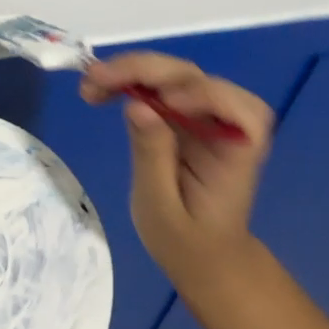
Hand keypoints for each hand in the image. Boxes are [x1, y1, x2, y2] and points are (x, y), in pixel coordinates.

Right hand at [80, 53, 275, 289]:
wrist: (203, 256)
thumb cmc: (187, 242)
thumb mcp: (161, 209)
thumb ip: (152, 157)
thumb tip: (137, 105)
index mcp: (237, 152)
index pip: (238, 109)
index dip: (205, 96)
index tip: (166, 103)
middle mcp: (227, 124)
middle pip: (196, 79)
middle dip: (146, 71)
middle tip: (96, 79)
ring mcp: (205, 115)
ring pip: (175, 74)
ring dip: (132, 71)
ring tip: (91, 84)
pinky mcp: (184, 114)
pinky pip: (161, 85)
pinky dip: (131, 80)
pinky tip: (102, 88)